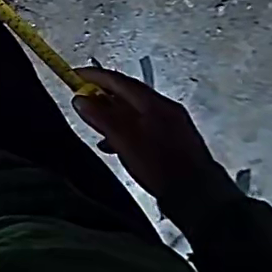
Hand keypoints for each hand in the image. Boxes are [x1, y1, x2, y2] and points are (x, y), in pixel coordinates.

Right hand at [70, 65, 218, 200]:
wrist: (198, 196)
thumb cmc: (158, 164)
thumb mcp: (124, 139)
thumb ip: (101, 117)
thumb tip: (79, 99)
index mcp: (153, 103)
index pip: (118, 80)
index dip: (93, 76)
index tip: (73, 75)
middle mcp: (165, 107)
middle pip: (127, 93)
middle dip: (102, 94)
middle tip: (81, 99)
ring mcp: (172, 123)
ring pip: (134, 110)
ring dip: (112, 113)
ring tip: (94, 124)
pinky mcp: (174, 140)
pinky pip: (142, 124)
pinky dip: (125, 128)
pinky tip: (114, 144)